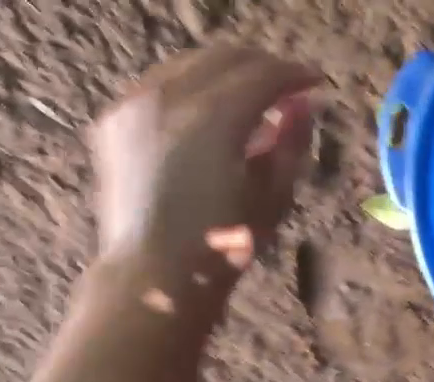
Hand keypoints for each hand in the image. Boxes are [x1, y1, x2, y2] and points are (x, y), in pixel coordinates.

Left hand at [90, 46, 320, 285]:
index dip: (294, 74)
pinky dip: (197, 89)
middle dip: (261, 66)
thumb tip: (306, 107)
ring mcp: (134, 103)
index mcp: (213, 119)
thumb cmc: (225, 244)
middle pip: (222, 58)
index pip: (260, 75)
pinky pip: (162, 85)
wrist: (155, 271)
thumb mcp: (273, 198)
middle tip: (291, 85)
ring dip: (228, 74)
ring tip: (256, 100)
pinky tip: (216, 118)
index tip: (318, 81)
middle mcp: (167, 97)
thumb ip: (289, 145)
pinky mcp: (116, 118)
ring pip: (189, 65)